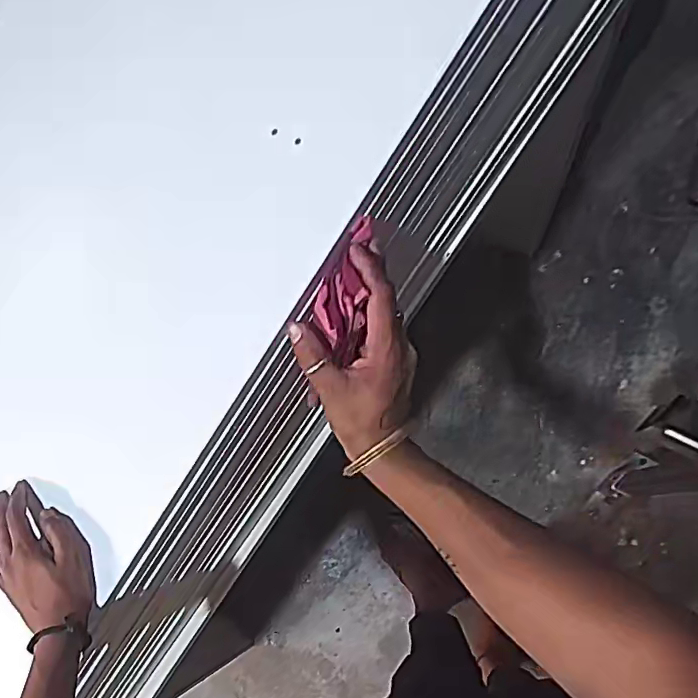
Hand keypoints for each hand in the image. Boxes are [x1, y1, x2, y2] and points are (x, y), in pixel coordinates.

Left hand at [0, 481, 95, 633]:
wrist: (59, 632)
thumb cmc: (68, 600)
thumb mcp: (74, 559)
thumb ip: (60, 532)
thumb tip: (47, 516)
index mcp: (26, 552)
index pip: (16, 517)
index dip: (18, 499)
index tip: (20, 489)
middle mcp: (11, 563)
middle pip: (1, 527)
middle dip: (2, 508)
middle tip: (3, 496)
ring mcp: (8, 577)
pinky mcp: (9, 588)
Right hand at [288, 242, 415, 456]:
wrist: (381, 447)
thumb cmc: (363, 423)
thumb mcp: (330, 388)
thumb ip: (312, 355)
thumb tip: (298, 330)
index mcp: (387, 348)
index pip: (381, 296)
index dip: (370, 269)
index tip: (358, 251)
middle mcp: (399, 347)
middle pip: (384, 301)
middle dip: (368, 276)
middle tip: (354, 255)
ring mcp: (399, 355)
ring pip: (382, 316)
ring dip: (364, 298)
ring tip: (346, 283)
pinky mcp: (394, 363)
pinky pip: (380, 331)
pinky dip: (364, 319)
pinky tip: (348, 320)